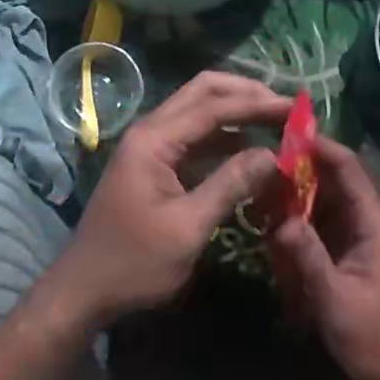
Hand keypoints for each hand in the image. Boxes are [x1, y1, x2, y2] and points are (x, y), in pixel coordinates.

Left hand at [45, 72, 289, 326]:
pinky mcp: (155, 162)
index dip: (255, 103)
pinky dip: (223, 136)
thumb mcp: (188, 228)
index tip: (294, 107)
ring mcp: (151, 144)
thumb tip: (272, 155)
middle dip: (244, 93)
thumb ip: (229, 185)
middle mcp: (151, 129)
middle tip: (286, 105)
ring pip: (198, 111)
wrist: (85, 287)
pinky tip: (250, 148)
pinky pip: (193, 137)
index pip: (211, 106)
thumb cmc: (135, 262)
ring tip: (276, 121)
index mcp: (154, 138)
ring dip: (235, 111)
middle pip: (202, 92)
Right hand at [270, 138, 379, 379]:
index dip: (318, 145)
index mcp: (373, 221)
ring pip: (317, 198)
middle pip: (327, 178)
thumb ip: (308, 256)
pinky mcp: (343, 250)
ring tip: (257, 198)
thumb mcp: (338, 300)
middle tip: (257, 168)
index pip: (347, 166)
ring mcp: (354, 234)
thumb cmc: (378, 339)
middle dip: (294, 171)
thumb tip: (279, 219)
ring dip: (290, 197)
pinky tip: (270, 228)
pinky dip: (294, 220)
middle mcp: (364, 219)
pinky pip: (315, 222)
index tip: (282, 132)